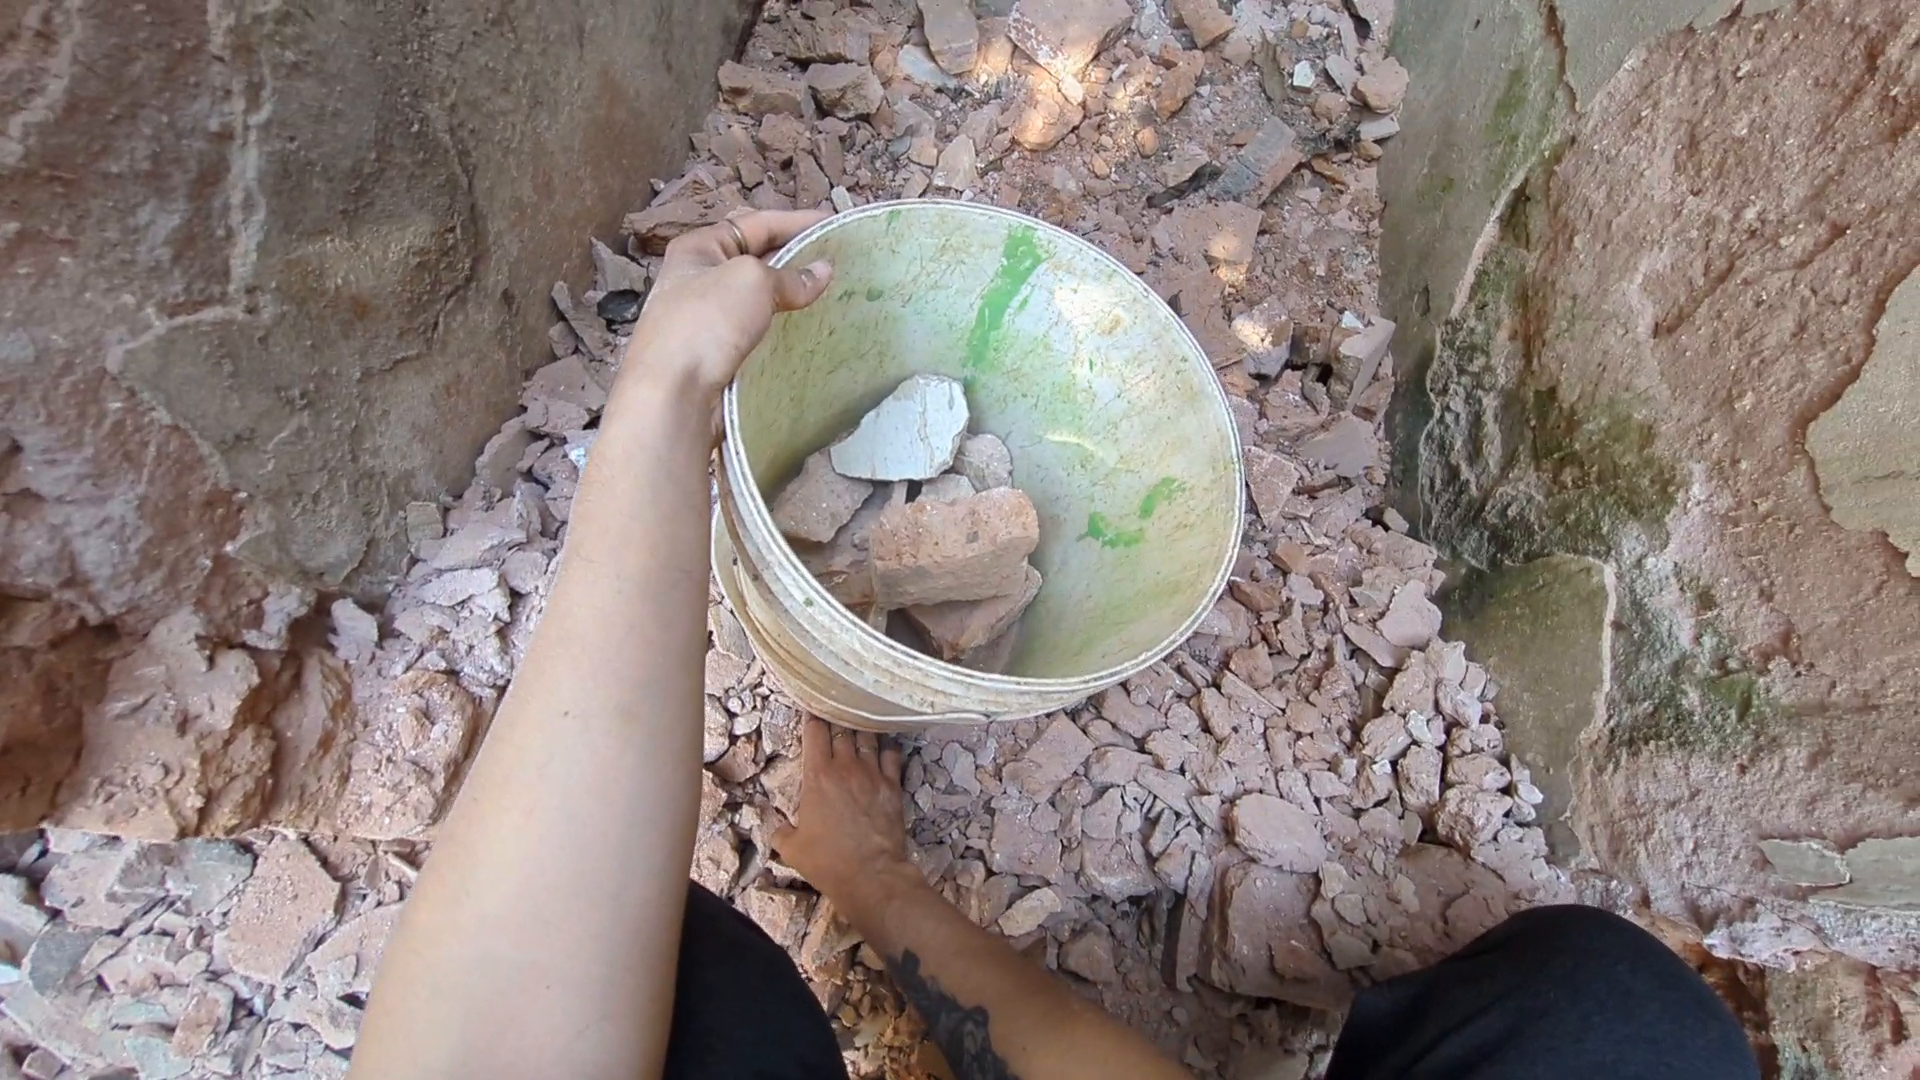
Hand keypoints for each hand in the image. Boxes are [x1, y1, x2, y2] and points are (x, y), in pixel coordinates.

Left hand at [618, 209, 835, 440]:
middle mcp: (701, 280)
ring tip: (833, 299)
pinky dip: (784, 331)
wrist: (675, 393)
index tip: (835, 226)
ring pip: (761, 301)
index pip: (757, 223)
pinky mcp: (721, 357)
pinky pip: (760, 334)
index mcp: (700, 249)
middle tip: (840, 265)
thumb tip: (823, 273)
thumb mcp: (752, 281)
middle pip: (758, 261)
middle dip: (797, 260)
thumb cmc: (706, 324)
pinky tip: (809, 335)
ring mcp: (710, 321)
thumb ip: (790, 275)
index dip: (798, 221)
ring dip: (793, 299)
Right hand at [771, 718, 921, 915]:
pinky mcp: (893, 784)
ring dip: (861, 727)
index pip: (815, 733)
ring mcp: (872, 773)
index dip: (812, 718)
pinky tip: (886, 741)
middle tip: (835, 707)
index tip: (812, 710)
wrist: (871, 874)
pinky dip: (888, 744)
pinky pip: (892, 754)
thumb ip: (782, 831)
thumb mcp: (792, 849)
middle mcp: (845, 767)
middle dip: (837, 716)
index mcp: (818, 776)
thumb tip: (778, 827)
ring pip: (867, 737)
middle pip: (842, 729)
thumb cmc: (827, 862)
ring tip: (859, 719)